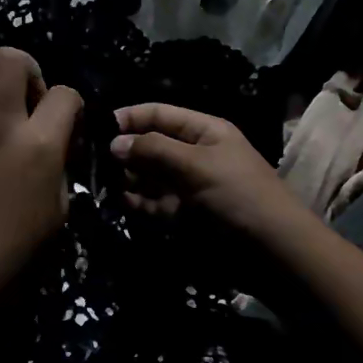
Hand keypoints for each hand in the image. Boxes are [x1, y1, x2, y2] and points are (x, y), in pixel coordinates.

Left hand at [0, 48, 81, 307]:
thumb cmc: (19, 242)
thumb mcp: (60, 205)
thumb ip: (61, 163)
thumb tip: (58, 140)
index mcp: (39, 145)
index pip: (65, 94)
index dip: (71, 104)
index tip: (66, 121)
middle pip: (7, 59)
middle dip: (23, 67)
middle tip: (23, 94)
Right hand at [110, 103, 308, 239]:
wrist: (273, 249)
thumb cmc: (238, 195)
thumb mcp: (196, 164)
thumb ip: (154, 150)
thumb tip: (114, 143)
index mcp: (204, 131)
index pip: (159, 114)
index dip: (130, 117)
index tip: (95, 127)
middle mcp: (194, 154)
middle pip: (151, 144)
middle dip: (124, 150)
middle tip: (90, 160)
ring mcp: (189, 186)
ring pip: (149, 176)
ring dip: (126, 178)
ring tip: (98, 182)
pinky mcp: (185, 215)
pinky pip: (154, 203)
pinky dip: (137, 202)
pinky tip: (117, 201)